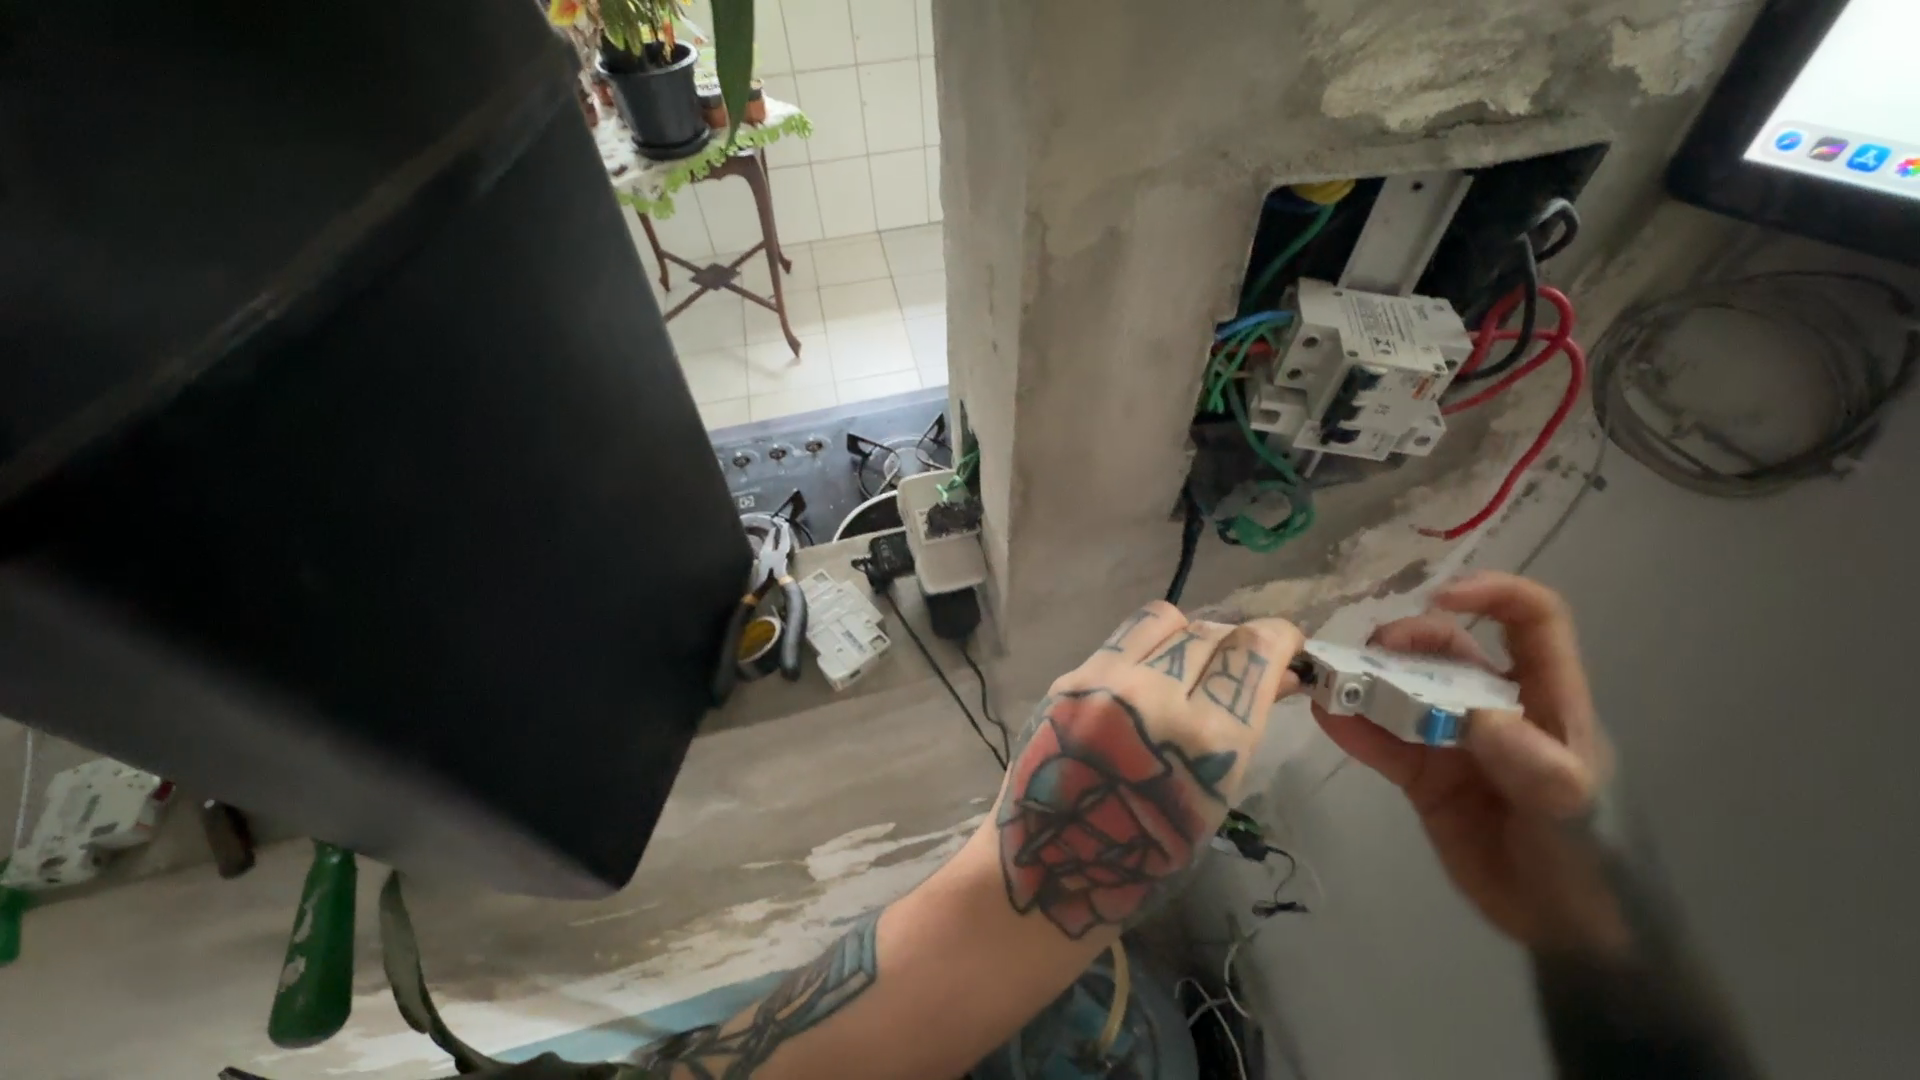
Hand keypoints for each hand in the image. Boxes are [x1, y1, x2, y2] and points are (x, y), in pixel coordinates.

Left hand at [991, 602, 1304, 939]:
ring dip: (1190, 635)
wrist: (1049, 863)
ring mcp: (1105, 680)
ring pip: (1167, 619)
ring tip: (1188, 666)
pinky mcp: (1070, 677)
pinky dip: (1148, 644)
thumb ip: (1242, 730)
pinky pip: (1123, 636)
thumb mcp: (1215, 799)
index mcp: (1208, 739)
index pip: (1256, 651)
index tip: (1286, 647)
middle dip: (1237, 643)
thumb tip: (1279, 676)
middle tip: (1237, 667)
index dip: (1281, 640)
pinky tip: (1146, 673)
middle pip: (1214, 631)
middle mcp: (1156, 695)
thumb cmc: (1147, 858)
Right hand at [1312, 572, 1630, 954]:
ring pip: (1405, 690)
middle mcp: (1496, 709)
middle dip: (1408, 640)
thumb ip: (1533, 764)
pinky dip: (1352, 727)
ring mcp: (1455, 742)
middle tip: (1369, 653)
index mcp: (1548, 701)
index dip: (1493, 594)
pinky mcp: (1424, 777)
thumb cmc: (1594, 860)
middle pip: (1449, 648)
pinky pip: (1381, 742)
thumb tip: (1473, 715)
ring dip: (1367, 680)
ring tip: (1330, 681)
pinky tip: (1327, 719)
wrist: (1569, 931)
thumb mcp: (1575, 811)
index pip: (1532, 622)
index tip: (1440, 598)